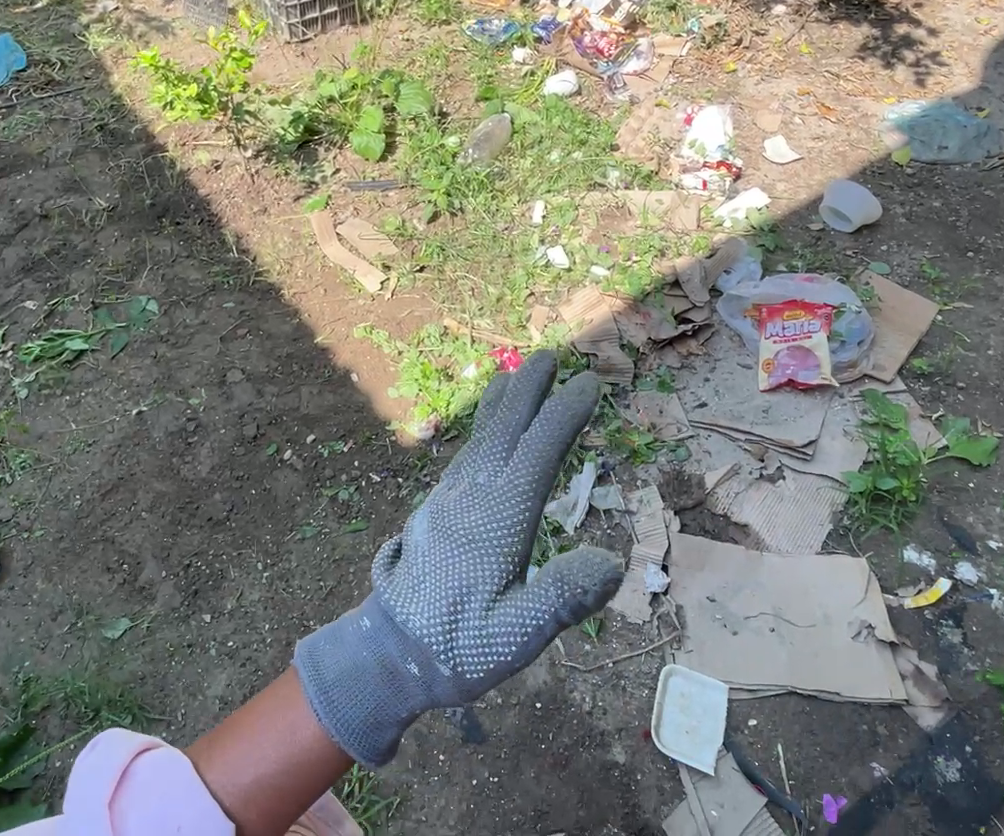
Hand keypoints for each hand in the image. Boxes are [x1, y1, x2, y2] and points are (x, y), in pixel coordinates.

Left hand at [293, 352, 623, 764]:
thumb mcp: (515, 635)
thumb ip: (560, 597)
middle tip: (549, 354)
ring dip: (502, 403)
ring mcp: (450, 499)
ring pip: (481, 438)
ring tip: (514, 373)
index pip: (538, 454)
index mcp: (498, 520)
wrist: (391, 651)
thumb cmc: (459, 647)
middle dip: (529, 390)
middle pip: (505, 431)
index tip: (588, 382)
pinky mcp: (437, 508)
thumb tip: (612, 561)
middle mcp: (472, 497)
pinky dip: (481, 429)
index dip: (564, 415)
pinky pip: (465, 454)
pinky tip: (485, 428)